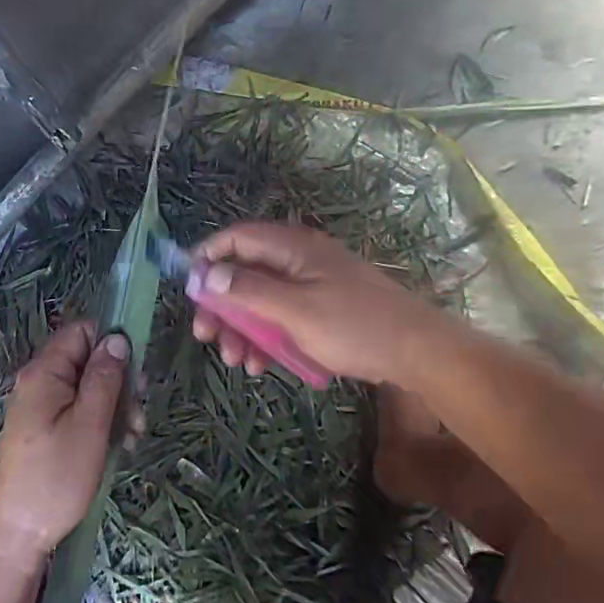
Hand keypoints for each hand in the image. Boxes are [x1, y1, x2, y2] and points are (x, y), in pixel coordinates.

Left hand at [0, 321, 128, 567]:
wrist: (20, 534)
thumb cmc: (57, 476)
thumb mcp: (90, 423)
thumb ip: (105, 376)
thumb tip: (117, 338)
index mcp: (44, 372)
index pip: (82, 331)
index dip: (112, 344)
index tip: (136, 372)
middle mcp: (38, 382)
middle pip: (88, 360)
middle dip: (120, 382)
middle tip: (138, 413)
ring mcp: (40, 407)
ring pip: (89, 388)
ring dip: (116, 407)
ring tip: (133, 437)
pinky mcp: (45, 430)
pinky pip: (79, 411)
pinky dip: (102, 423)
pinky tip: (120, 446)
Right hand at [189, 222, 450, 383]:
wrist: (416, 351)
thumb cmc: (353, 325)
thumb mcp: (295, 310)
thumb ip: (248, 291)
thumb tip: (204, 274)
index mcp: (293, 248)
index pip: (238, 237)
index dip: (208, 256)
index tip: (187, 286)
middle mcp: (299, 260)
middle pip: (245, 273)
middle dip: (222, 306)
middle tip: (205, 336)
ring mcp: (312, 285)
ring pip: (262, 300)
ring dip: (242, 329)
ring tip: (236, 361)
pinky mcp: (322, 309)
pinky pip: (283, 318)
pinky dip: (267, 338)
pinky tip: (261, 365)